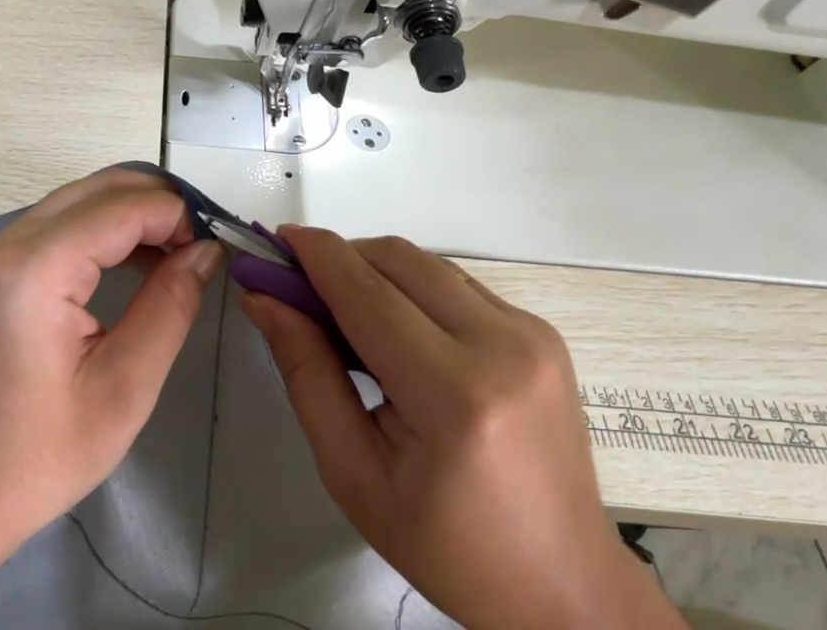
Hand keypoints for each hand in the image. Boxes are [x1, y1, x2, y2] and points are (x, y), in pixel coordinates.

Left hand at [0, 167, 221, 629]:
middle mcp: (12, 244)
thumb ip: (169, 306)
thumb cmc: (40, 456)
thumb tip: (205, 251)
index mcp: (37, 269)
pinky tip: (138, 263)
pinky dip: (105, 231)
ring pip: (80, 200)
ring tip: (180, 255)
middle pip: (100, 189)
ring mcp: (0, 254)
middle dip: (159, 205)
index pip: (124, 208)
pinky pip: (62, 225)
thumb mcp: (124, 388)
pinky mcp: (0, 271)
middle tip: (203, 249)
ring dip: (133, 215)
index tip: (218, 250)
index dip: (178, 217)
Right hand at [238, 230, 682, 629]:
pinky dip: (411, 289)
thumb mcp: (353, 473)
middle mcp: (503, 345)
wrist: (561, 583)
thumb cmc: (445, 546)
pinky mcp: (542, 332)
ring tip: (341, 318)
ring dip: (374, 271)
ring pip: (427, 264)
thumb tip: (264, 300)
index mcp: (455, 394)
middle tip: (295, 289)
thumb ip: (307, 375)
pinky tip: (394, 334)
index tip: (268, 242)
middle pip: (397, 259)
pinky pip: (457, 284)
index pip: (366, 291)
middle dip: (338, 258)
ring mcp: (531, 333)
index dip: (312, 255)